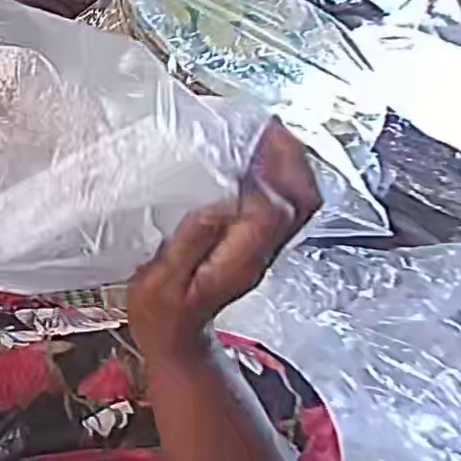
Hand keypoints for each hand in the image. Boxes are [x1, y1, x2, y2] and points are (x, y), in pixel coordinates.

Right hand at [128, 120, 321, 363]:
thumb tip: (215, 203)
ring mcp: (266, 247)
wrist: (177, 337)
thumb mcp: (158, 284)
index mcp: (238, 262)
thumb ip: (186, 246)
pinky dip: (280, 172)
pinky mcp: (259, 240)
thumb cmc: (161, 313)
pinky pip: (286, 201)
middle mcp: (262, 252)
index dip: (257, 177)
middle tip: (263, 123)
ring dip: (290, 160)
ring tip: (264, 130)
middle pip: (301, 200)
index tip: (233, 144)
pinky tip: (257, 154)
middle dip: (288, 157)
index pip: (268, 212)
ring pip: (302, 199)